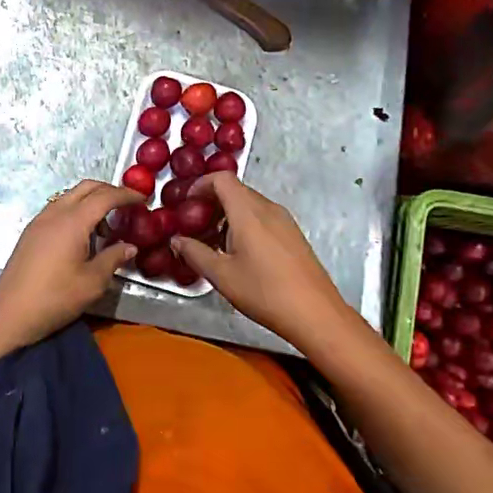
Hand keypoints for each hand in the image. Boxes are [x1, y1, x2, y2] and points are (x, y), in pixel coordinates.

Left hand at [0, 180, 144, 348]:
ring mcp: (39, 221)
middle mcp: (54, 213)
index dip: (126, 194)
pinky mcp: (31, 232)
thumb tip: (129, 247)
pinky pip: (58, 209)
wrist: (10, 314)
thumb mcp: (92, 282)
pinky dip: (75, 212)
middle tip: (126, 205)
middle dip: (108, 191)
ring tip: (105, 228)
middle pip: (85, 187)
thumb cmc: (55, 298)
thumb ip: (113, 258)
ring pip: (70, 196)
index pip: (104, 196)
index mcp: (73, 221)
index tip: (142, 199)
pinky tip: (82, 236)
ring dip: (90, 202)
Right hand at [171, 173, 352, 346]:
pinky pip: (263, 217)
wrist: (315, 313)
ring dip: (228, 215)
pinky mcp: (293, 234)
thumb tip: (177, 241)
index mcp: (248, 211)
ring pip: (250, 204)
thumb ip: (194, 253)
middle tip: (194, 226)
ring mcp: (284, 220)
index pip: (222, 179)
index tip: (186, 203)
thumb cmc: (264, 292)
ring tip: (213, 243)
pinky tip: (239, 253)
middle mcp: (268, 208)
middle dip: (211, 203)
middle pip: (235, 190)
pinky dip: (245, 224)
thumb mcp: (221, 275)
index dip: (200, 185)